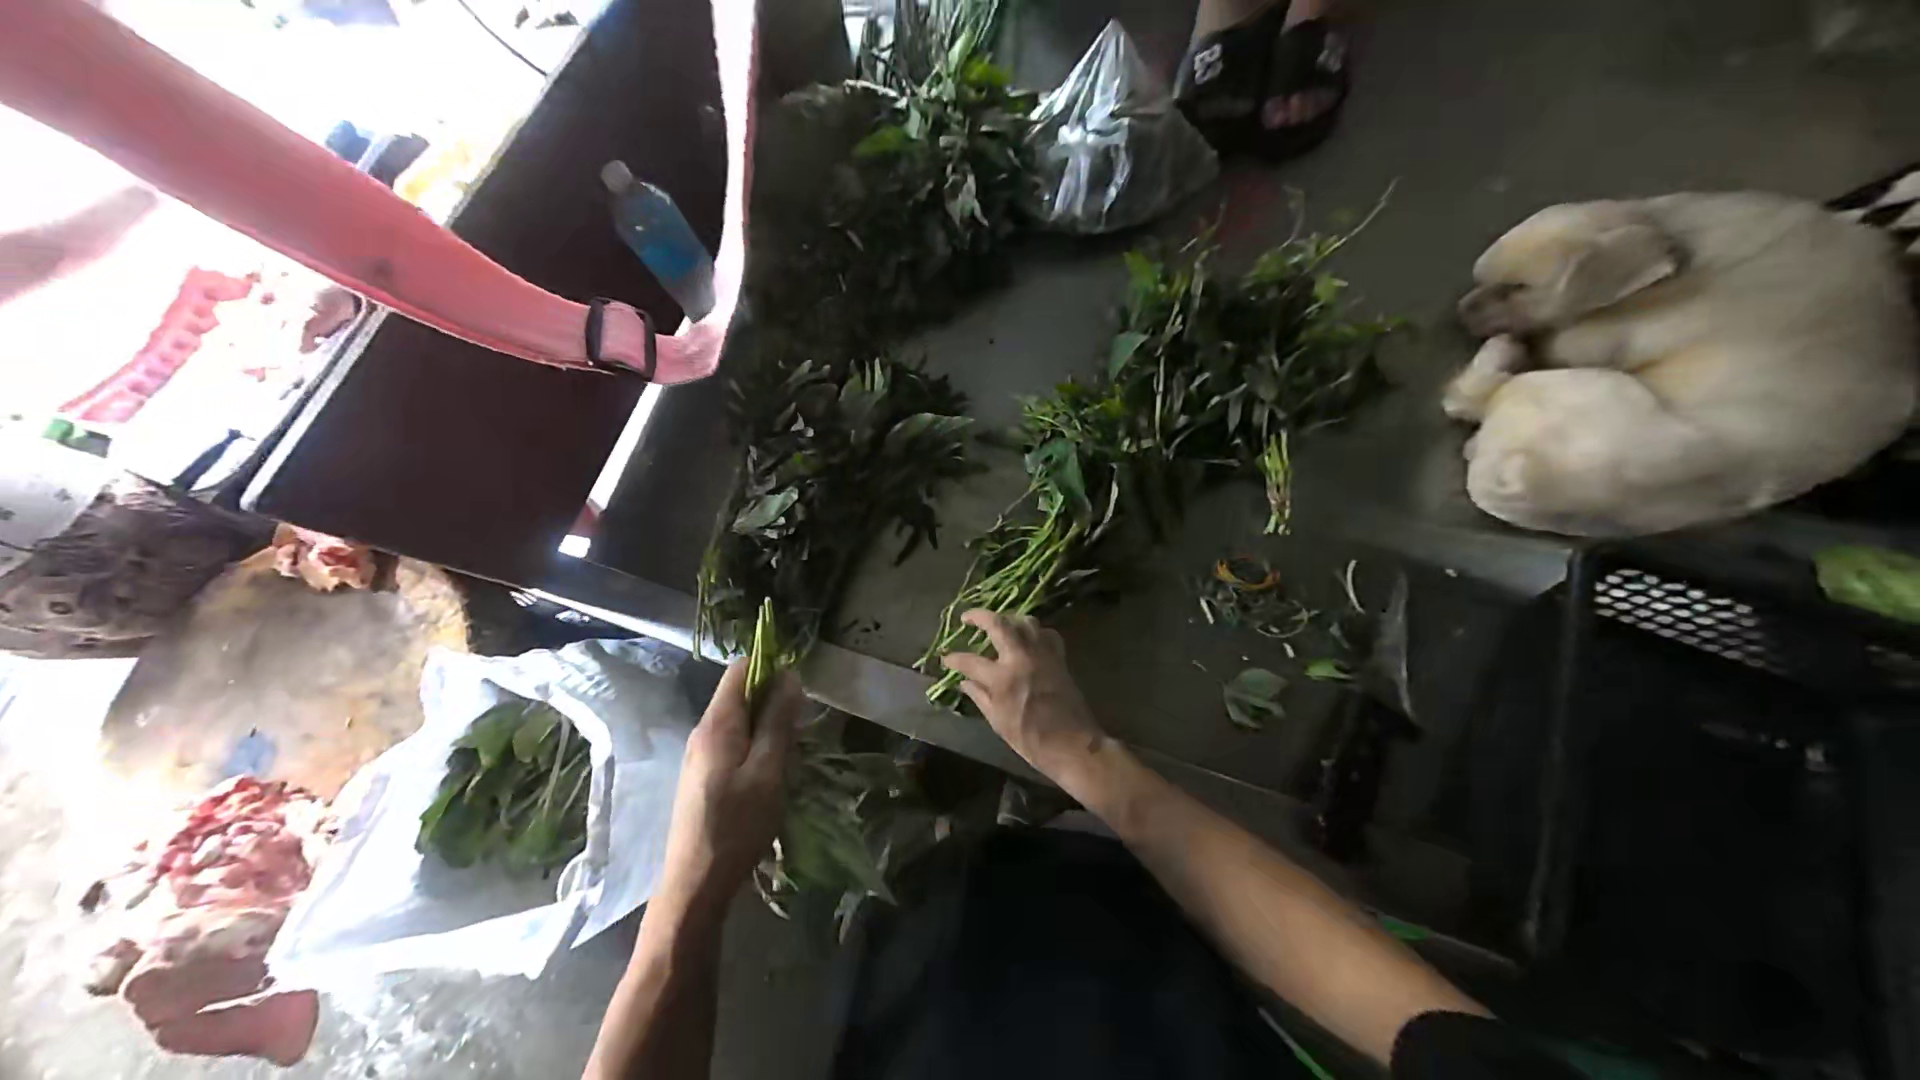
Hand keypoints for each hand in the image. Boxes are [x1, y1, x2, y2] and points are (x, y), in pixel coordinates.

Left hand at [655, 660, 800, 913]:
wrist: (695, 884)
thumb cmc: (737, 824)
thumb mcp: (768, 771)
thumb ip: (778, 721)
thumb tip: (788, 676)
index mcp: (717, 724)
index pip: (740, 669)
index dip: (770, 667)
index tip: (799, 686)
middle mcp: (703, 731)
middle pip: (738, 693)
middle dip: (773, 698)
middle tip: (801, 723)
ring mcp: (699, 754)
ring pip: (738, 719)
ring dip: (767, 723)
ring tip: (790, 748)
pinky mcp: (702, 775)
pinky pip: (732, 741)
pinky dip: (755, 743)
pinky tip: (770, 769)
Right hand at [941, 610, 1104, 781]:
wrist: (1072, 744)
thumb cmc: (1031, 739)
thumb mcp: (998, 721)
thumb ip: (980, 696)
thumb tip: (965, 682)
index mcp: (1002, 678)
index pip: (970, 661)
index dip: (954, 658)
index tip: (946, 658)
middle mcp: (1021, 658)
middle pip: (999, 624)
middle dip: (979, 616)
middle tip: (968, 617)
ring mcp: (1042, 655)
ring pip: (1025, 622)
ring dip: (1009, 619)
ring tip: (999, 625)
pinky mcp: (1059, 658)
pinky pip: (1046, 634)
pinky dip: (1035, 632)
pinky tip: (1028, 639)